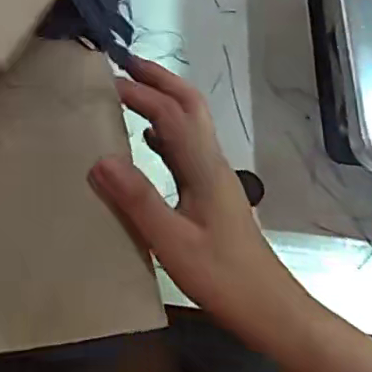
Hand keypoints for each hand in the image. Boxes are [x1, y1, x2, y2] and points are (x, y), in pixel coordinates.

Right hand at [87, 57, 317, 348]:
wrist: (270, 308)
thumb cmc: (223, 278)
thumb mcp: (173, 242)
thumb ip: (138, 200)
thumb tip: (100, 159)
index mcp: (204, 168)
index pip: (171, 115)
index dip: (141, 93)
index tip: (106, 81)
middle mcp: (213, 163)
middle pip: (190, 106)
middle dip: (160, 80)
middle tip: (126, 64)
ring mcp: (216, 177)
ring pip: (190, 124)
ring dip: (163, 101)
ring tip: (130, 92)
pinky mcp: (213, 193)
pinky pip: (186, 148)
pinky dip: (165, 132)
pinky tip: (147, 142)